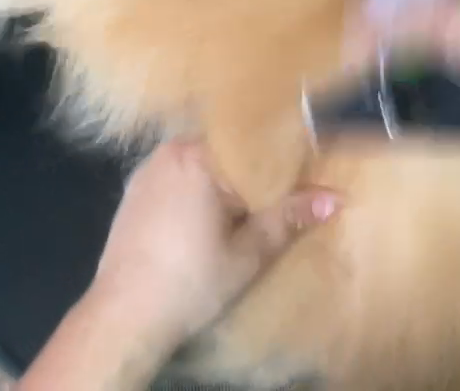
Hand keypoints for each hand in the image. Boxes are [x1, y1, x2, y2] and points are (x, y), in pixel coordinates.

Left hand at [84, 139, 339, 350]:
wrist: (124, 313)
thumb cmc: (191, 281)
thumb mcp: (248, 254)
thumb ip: (289, 219)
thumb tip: (335, 196)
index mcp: (198, 155)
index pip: (250, 146)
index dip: (279, 162)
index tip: (301, 176)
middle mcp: (170, 150)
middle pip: (223, 152)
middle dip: (249, 174)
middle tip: (276, 197)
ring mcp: (148, 168)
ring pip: (198, 163)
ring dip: (221, 182)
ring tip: (245, 209)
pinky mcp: (133, 190)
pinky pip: (175, 175)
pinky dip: (195, 189)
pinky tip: (206, 217)